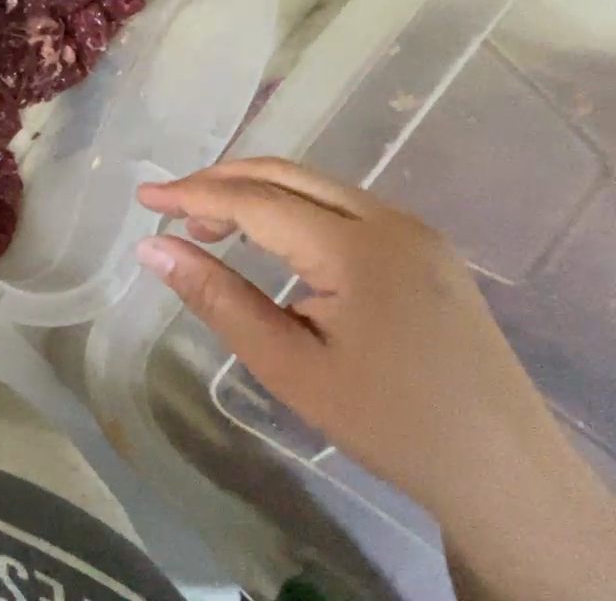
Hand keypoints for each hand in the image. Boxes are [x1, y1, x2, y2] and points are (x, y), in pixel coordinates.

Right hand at [135, 159, 615, 599]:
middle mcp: (393, 225)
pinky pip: (339, 207)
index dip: (192, 194)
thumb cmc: (386, 419)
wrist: (504, 471)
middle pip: (286, 176)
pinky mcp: (424, 253)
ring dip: (251, 194)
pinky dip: (286, 209)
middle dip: (218, 182)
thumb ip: (215, 296)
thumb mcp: (285, 362)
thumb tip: (150, 247)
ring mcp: (416, 236)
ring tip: (203, 225)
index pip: (256, 201)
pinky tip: (262, 238)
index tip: (142, 199)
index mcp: (360, 250)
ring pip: (313, 187)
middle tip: (166, 205)